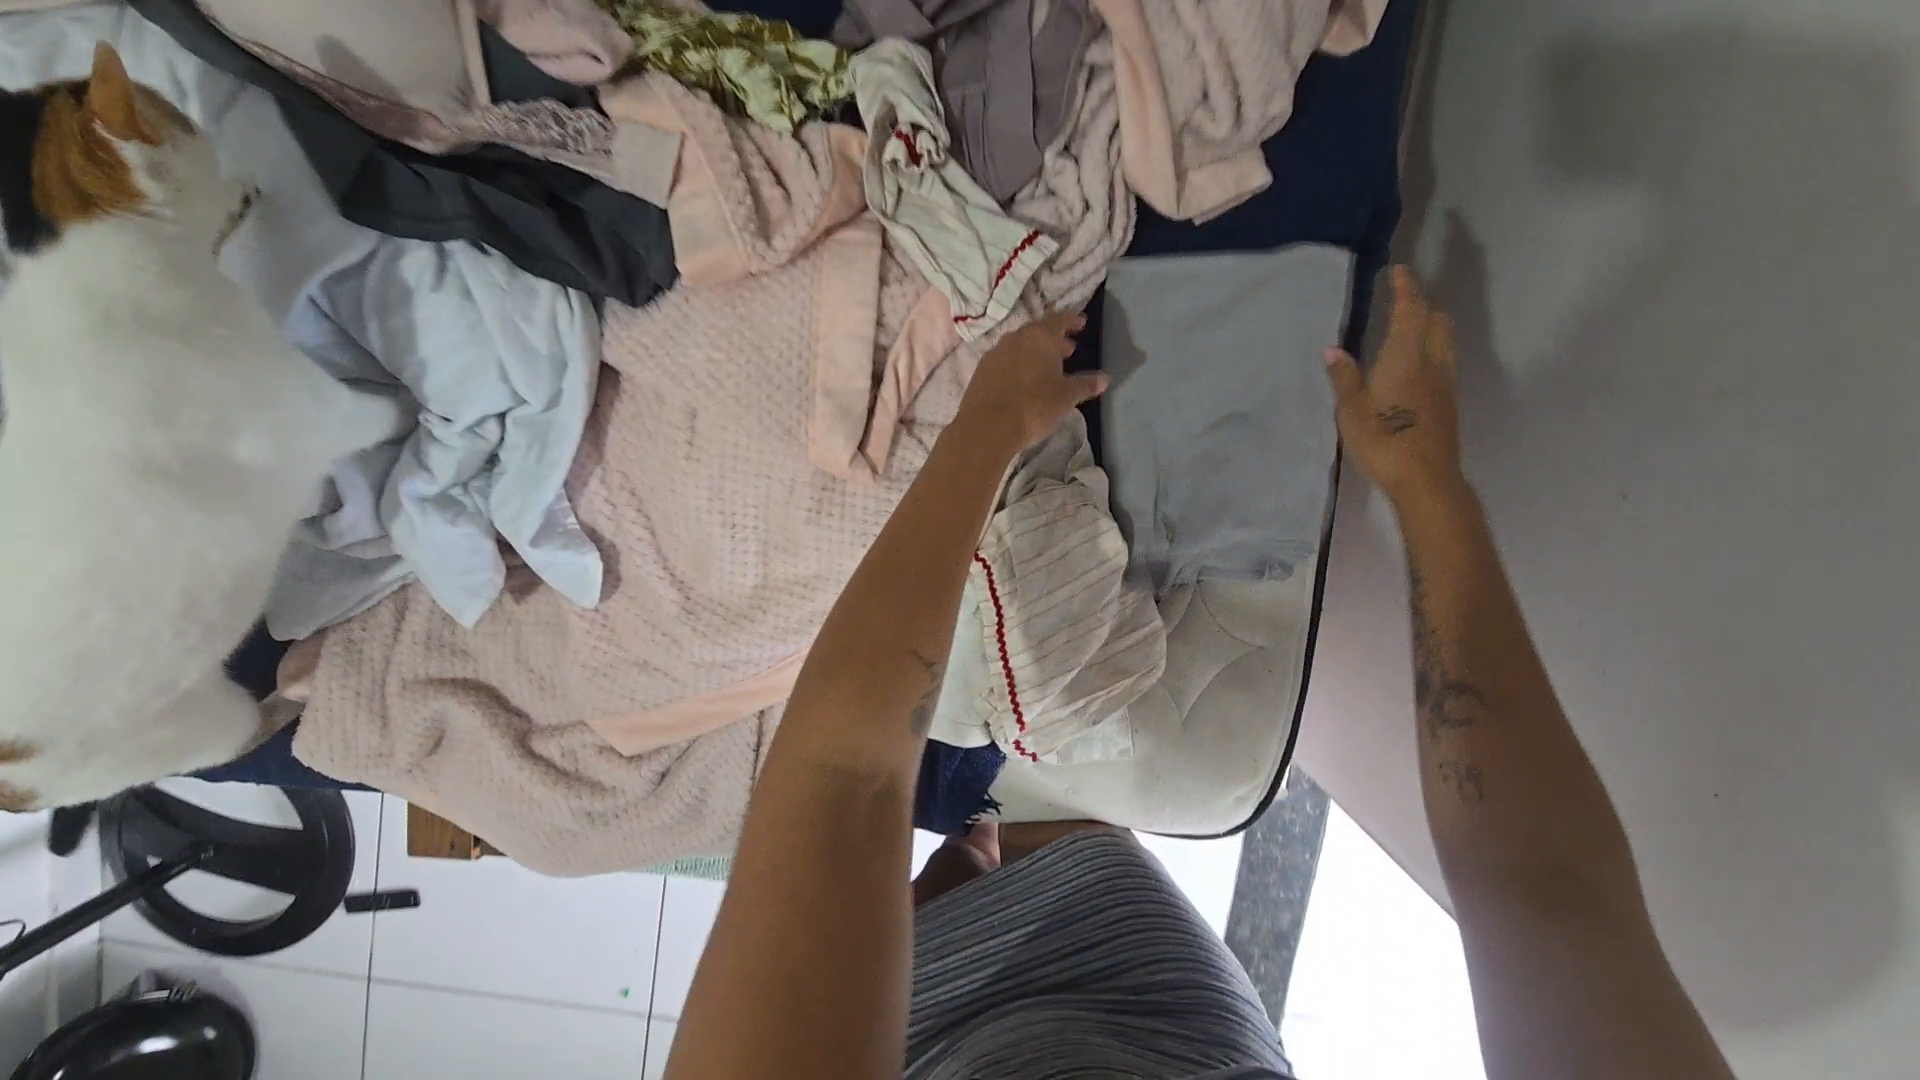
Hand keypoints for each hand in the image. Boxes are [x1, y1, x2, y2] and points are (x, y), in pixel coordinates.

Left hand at [956, 311, 1107, 456]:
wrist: (987, 427)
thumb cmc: (1034, 407)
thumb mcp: (1066, 398)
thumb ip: (1085, 385)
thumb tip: (1104, 379)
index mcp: (1040, 337)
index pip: (1060, 319)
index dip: (1072, 320)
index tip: (1082, 324)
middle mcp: (1016, 338)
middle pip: (1038, 331)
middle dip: (1054, 339)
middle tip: (1068, 350)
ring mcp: (995, 353)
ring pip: (1020, 345)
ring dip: (1035, 352)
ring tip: (1046, 367)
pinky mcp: (981, 370)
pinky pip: (1005, 360)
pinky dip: (1018, 364)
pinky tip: (1022, 380)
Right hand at [1325, 267, 1463, 503]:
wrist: (1425, 478)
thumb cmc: (1383, 441)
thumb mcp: (1351, 410)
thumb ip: (1344, 377)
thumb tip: (1333, 349)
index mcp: (1406, 358)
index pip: (1411, 312)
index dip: (1406, 289)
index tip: (1399, 271)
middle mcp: (1431, 364)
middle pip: (1437, 322)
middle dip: (1422, 307)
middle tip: (1403, 303)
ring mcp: (1444, 384)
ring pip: (1444, 342)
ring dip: (1430, 329)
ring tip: (1410, 331)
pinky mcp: (1447, 404)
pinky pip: (1443, 364)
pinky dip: (1431, 352)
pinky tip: (1414, 367)